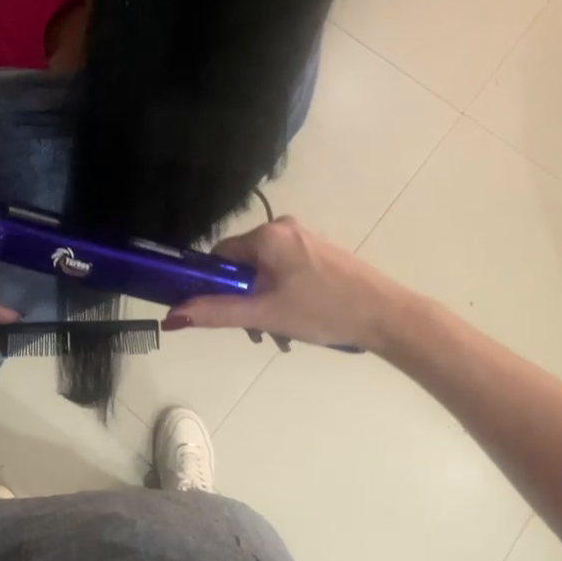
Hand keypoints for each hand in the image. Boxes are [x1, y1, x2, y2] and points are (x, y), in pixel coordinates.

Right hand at [164, 217, 417, 352]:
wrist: (389, 317)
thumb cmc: (324, 310)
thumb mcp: (265, 314)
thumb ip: (216, 313)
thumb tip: (172, 317)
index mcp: (267, 235)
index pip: (219, 256)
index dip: (214, 285)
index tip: (223, 312)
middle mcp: (284, 227)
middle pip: (243, 264)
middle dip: (244, 299)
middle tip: (257, 332)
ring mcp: (305, 237)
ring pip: (265, 270)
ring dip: (264, 302)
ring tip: (279, 334)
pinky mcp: (321, 250)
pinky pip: (286, 269)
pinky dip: (283, 293)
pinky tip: (296, 319)